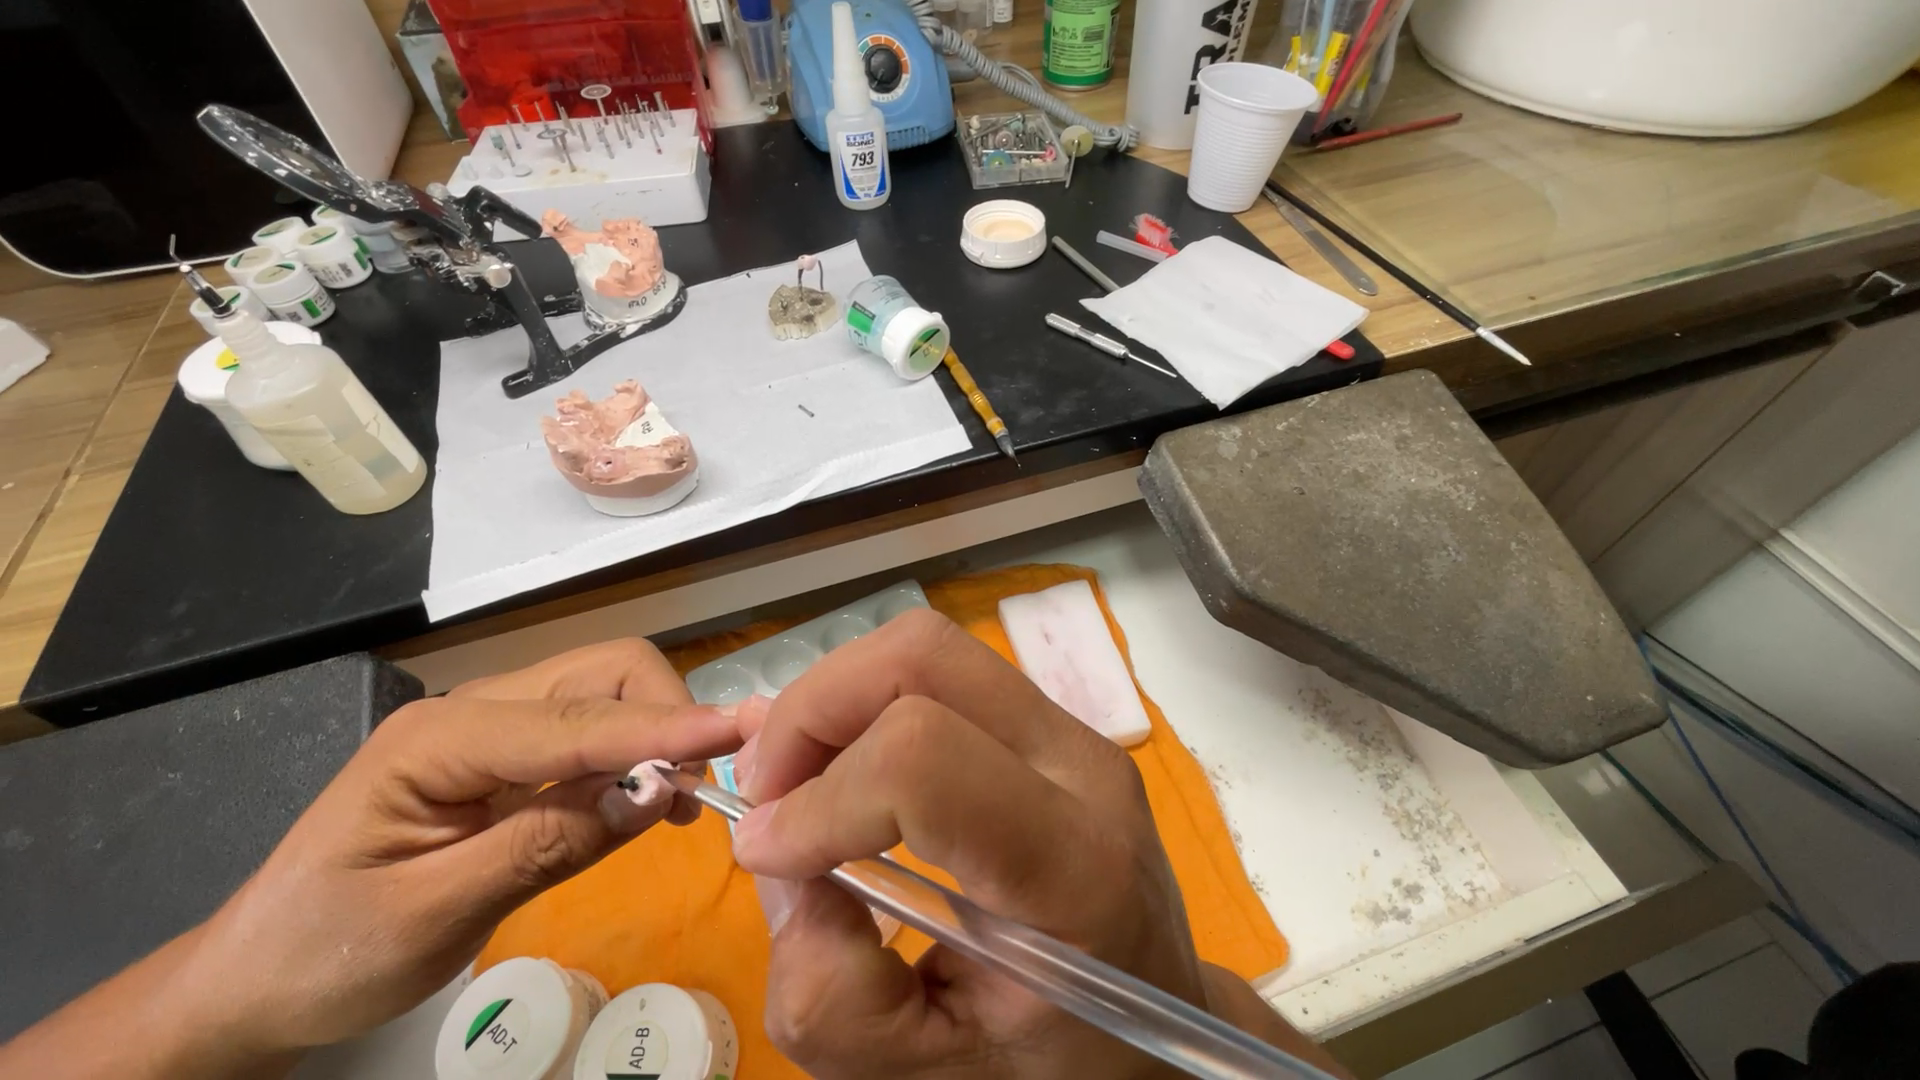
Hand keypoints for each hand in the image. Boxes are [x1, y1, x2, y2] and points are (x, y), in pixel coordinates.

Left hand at [162, 641, 733, 1070]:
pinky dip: (639, 753)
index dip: (662, 728)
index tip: (737, 735)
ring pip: (608, 691)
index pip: (578, 721)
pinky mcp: (512, 755)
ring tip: (681, 803)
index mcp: (441, 740)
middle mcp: (476, 710)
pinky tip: (651, 800)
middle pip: (604, 672)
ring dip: (659, 732)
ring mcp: (496, 727)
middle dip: (666, 714)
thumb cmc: (327, 953)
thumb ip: (546, 844)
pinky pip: (595, 731)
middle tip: (695, 793)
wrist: (256, 979)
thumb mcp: (433, 914)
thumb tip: (655, 792)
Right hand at [729, 610, 1340, 1079]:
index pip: (925, 760)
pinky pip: (938, 671)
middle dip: (813, 710)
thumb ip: (831, 992)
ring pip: (925, 647)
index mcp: (1071, 867)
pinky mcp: (1049, 721)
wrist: (1164, 1018)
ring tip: (801, 780)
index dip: (821, 797)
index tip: (767, 852)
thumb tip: (779, 859)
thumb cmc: (1057, 1056)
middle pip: (921, 656)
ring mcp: (1071, 730)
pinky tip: (848, 766)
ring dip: (834, 700)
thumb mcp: (930, 1068)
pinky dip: (866, 702)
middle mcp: (1081, 766)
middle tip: (769, 793)